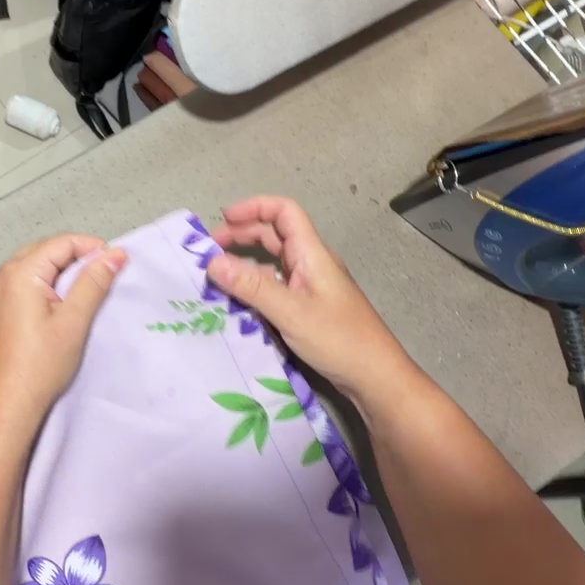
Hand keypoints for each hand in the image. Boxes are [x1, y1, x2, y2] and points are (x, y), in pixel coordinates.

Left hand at [0, 235, 128, 426]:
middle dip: (74, 260)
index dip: (90, 248)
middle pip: (44, 252)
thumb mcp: (74, 321)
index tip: (114, 264)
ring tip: (80, 297)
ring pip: (30, 269)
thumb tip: (114, 255)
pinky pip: (17, 287)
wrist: (5, 406)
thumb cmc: (39, 367)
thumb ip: (94, 282)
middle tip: (101, 279)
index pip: (60, 243)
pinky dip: (39, 289)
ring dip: (57, 275)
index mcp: (18, 273)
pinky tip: (54, 311)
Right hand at [207, 196, 408, 399]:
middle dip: (241, 235)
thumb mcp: (290, 312)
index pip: (284, 212)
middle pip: (274, 234)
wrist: (375, 377)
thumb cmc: (339, 339)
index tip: (223, 219)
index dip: (253, 207)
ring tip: (216, 275)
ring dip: (244, 262)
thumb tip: (212, 262)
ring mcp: (309, 287)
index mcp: (312, 254)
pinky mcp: (307, 308)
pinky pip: (275, 287)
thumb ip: (251, 286)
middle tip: (209, 250)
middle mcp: (310, 264)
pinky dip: (253, 287)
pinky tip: (236, 302)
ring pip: (272, 263)